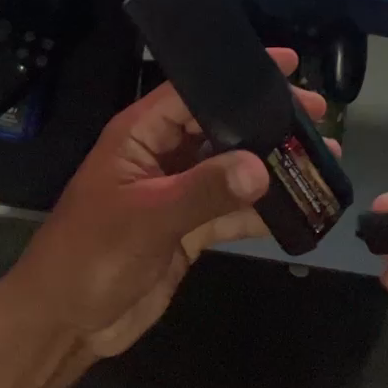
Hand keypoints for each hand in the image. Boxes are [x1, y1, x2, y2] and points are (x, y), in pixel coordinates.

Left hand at [5, 48, 333, 358]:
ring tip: (321, 156)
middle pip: (220, 126)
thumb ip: (204, 190)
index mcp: (142, 133)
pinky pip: (231, 209)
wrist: (66, 323)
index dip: (237, 76)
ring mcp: (176, 192)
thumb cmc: (91, 254)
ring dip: (270, 164)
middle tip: (317, 114)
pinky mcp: (188, 228)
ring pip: (231, 167)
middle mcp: (162, 154)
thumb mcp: (147, 217)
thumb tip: (259, 166)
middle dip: (264, 119)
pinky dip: (261, 208)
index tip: (287, 64)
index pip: (193, 90)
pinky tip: (298, 206)